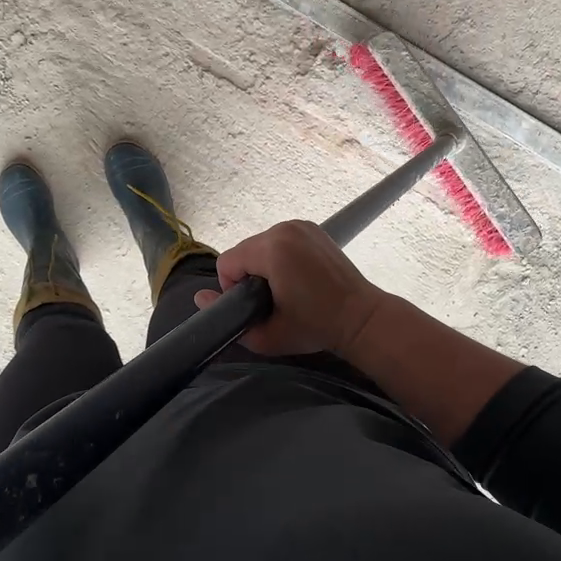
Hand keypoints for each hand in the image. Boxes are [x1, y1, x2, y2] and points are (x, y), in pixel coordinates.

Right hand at [193, 220, 385, 354]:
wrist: (361, 319)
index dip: (232, 287)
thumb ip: (226, 317)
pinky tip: (297, 277)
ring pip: (260, 245)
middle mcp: (284, 229)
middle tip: (272, 301)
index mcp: (272, 250)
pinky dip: (280, 256)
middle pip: (243, 251)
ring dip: (263, 266)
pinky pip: (279, 240)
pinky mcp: (312, 228)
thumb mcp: (266, 334)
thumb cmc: (314, 328)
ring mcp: (300, 225)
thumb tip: (199, 297)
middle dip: (249, 276)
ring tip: (286, 290)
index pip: (228, 262)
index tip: (255, 306)